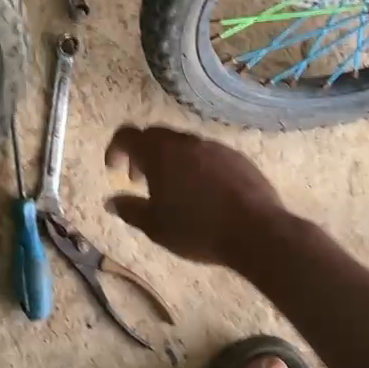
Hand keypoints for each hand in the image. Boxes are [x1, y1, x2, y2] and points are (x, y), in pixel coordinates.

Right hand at [104, 125, 292, 268]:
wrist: (257, 232)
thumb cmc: (197, 229)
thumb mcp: (155, 227)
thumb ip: (130, 210)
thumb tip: (111, 201)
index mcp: (159, 153)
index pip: (127, 135)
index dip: (115, 149)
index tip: (114, 169)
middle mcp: (185, 142)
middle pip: (155, 135)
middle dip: (142, 154)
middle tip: (140, 179)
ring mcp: (214, 147)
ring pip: (183, 144)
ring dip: (170, 160)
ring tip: (173, 189)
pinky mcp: (237, 158)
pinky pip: (207, 154)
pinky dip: (196, 166)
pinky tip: (204, 193)